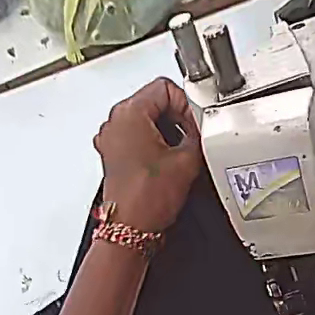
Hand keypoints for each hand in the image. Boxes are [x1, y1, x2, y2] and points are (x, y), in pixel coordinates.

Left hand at [94, 77, 202, 232]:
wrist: (131, 227)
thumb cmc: (147, 198)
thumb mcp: (187, 161)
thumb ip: (198, 135)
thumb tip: (202, 129)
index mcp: (129, 113)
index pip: (164, 87)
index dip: (187, 104)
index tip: (196, 124)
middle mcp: (115, 122)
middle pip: (154, 101)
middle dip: (178, 117)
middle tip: (193, 137)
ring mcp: (112, 138)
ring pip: (147, 119)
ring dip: (168, 130)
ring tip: (181, 152)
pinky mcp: (115, 154)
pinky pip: (139, 137)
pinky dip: (156, 144)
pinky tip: (168, 162)